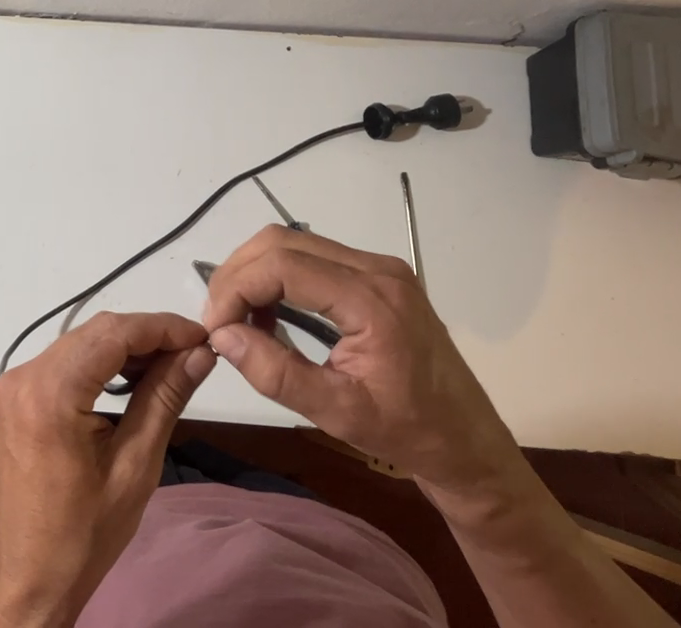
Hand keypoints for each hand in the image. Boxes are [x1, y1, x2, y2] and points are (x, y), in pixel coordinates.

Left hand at [0, 312, 216, 627]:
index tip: (203, 335)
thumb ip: (164, 398)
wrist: (30, 573)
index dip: (161, 327)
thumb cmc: (86, 532)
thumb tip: (200, 353)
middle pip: (95, 333)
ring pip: (81, 342)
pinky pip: (65, 360)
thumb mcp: (135, 465)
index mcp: (50, 393)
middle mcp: (24, 375)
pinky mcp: (16, 393)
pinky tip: (133, 376)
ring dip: (126, 347)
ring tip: (171, 364)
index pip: (112, 334)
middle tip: (193, 352)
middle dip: (147, 335)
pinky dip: (101, 361)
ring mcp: (15, 383)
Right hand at [200, 225, 522, 497]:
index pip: (282, 265)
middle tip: (219, 321)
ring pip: (292, 242)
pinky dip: (276, 276)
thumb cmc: (406, 432)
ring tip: (237, 318)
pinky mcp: (375, 274)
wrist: (466, 440)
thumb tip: (221, 335)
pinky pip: (310, 255)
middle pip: (282, 241)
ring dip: (253, 273)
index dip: (236, 289)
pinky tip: (268, 314)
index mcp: (372, 300)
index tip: (214, 328)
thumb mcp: (336, 412)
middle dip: (237, 275)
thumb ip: (274, 372)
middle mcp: (376, 269)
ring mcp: (378, 266)